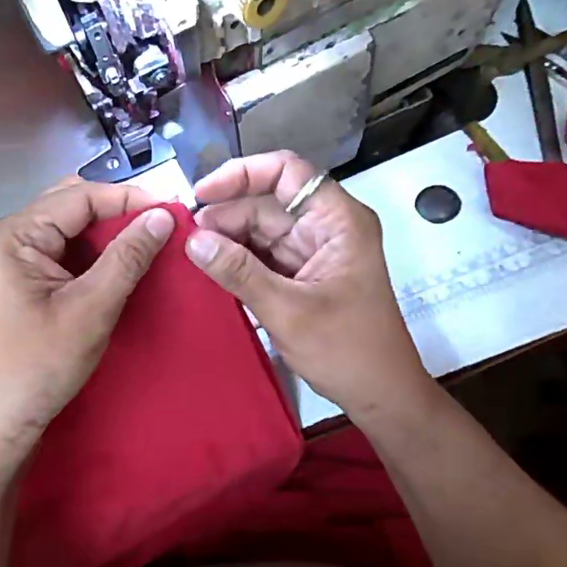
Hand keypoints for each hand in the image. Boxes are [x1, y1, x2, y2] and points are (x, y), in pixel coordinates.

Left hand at [0, 179, 174, 469]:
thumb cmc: (40, 365)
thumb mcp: (91, 309)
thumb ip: (128, 258)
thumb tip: (163, 216)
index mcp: (10, 235)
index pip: (78, 197)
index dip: (128, 198)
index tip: (172, 208)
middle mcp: (3, 234)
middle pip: (69, 205)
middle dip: (117, 212)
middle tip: (162, 224)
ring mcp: (6, 255)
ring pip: (66, 227)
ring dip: (106, 233)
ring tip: (148, 240)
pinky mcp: (15, 276)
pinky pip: (59, 249)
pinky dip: (90, 253)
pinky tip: (118, 260)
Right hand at [185, 151, 433, 417]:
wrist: (380, 394)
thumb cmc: (347, 350)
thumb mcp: (288, 311)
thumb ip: (239, 273)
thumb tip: (193, 241)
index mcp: (338, 221)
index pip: (287, 172)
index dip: (242, 174)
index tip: (202, 195)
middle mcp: (326, 226)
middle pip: (267, 202)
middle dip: (226, 215)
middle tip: (186, 239)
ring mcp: (313, 250)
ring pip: (260, 230)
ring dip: (227, 240)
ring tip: (191, 255)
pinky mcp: (302, 274)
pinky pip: (263, 255)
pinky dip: (238, 261)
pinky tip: (210, 269)